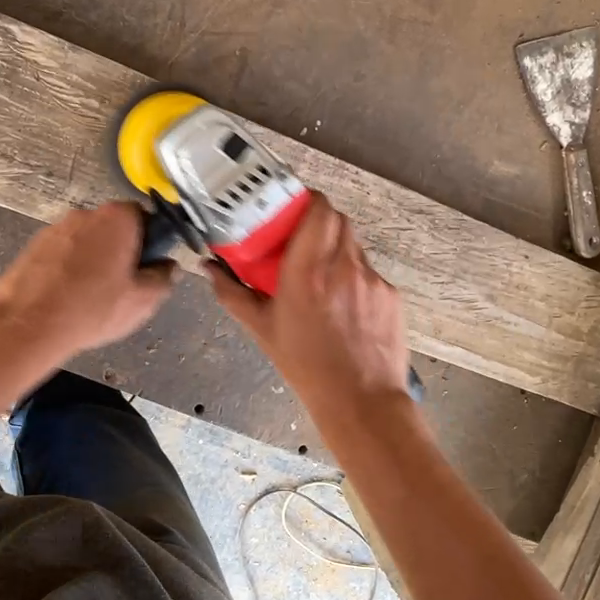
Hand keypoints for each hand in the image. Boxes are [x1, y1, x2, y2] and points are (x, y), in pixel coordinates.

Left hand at [0, 202, 175, 368]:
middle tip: (123, 285)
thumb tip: (167, 268)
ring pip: (85, 241)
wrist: (29, 325)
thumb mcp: (142, 301)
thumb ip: (163, 278)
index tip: (147, 264)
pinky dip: (66, 269)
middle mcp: (85, 214)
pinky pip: (60, 254)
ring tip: (91, 297)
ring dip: (91, 261)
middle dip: (120, 251)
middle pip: (112, 227)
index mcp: (117, 218)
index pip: (143, 215)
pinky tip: (66, 298)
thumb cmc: (90, 308)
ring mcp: (55, 229)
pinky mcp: (32, 247)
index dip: (149, 241)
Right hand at [208, 194, 411, 417]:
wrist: (360, 399)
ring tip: (324, 279)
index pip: (318, 209)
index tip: (295, 207)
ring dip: (337, 251)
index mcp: (306, 270)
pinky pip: (370, 272)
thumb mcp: (261, 328)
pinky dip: (356, 278)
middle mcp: (342, 266)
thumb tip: (209, 269)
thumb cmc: (307, 365)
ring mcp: (371, 279)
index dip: (308, 201)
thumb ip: (231, 293)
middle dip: (321, 222)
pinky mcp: (390, 294)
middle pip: (338, 219)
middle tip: (304, 240)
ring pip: (354, 245)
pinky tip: (345, 306)